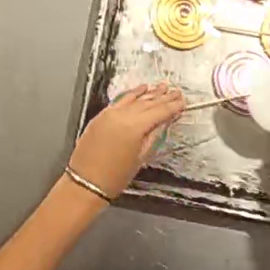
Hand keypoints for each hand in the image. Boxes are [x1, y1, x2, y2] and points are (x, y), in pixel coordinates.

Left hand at [69, 84, 185, 197]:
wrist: (86, 182)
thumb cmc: (115, 176)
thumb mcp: (141, 157)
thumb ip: (154, 135)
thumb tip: (165, 121)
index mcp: (135, 127)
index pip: (159, 112)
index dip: (172, 106)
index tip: (182, 102)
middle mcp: (122, 116)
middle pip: (147, 103)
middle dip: (163, 97)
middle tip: (175, 91)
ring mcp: (109, 114)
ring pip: (134, 99)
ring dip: (149, 93)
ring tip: (162, 87)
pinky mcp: (100, 116)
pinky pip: (120, 100)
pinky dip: (131, 94)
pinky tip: (140, 90)